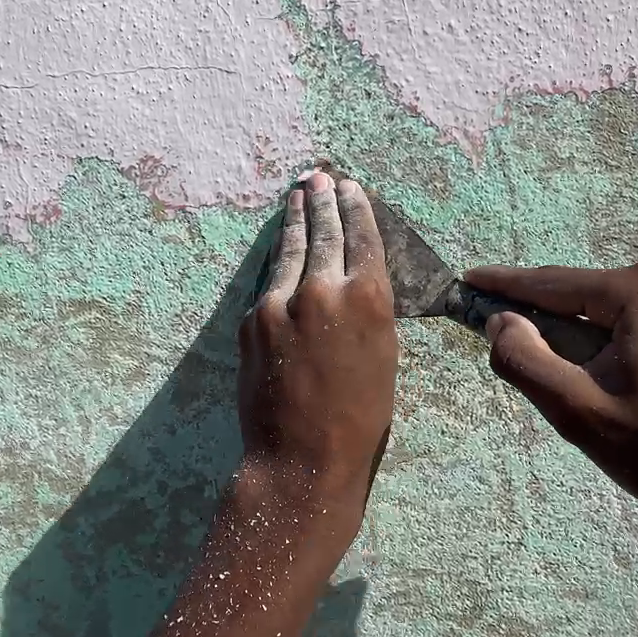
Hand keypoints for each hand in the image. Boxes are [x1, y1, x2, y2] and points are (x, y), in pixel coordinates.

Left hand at [238, 171, 398, 512]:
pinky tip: (281, 241)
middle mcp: (324, 290)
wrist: (301, 459)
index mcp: (368, 298)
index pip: (361, 237)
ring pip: (292, 249)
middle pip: (324, 233)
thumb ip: (369, 307)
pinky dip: (278, 256)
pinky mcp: (253, 319)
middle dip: (323, 202)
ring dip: (296, 219)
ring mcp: (282, 303)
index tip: (350, 188)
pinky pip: (270, 277)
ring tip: (298, 194)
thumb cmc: (361, 417)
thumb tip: (355, 276)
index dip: (356, 208)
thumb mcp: (384, 354)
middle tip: (321, 177)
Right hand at [466, 262, 637, 527]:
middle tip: (531, 369)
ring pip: (617, 314)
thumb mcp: (582, 413)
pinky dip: (622, 347)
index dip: (504, 286)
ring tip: (589, 396)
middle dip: (552, 328)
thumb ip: (526, 362)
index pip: (550, 283)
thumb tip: (500, 322)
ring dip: (589, 344)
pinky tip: (628, 389)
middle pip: (585, 299)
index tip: (467, 281)